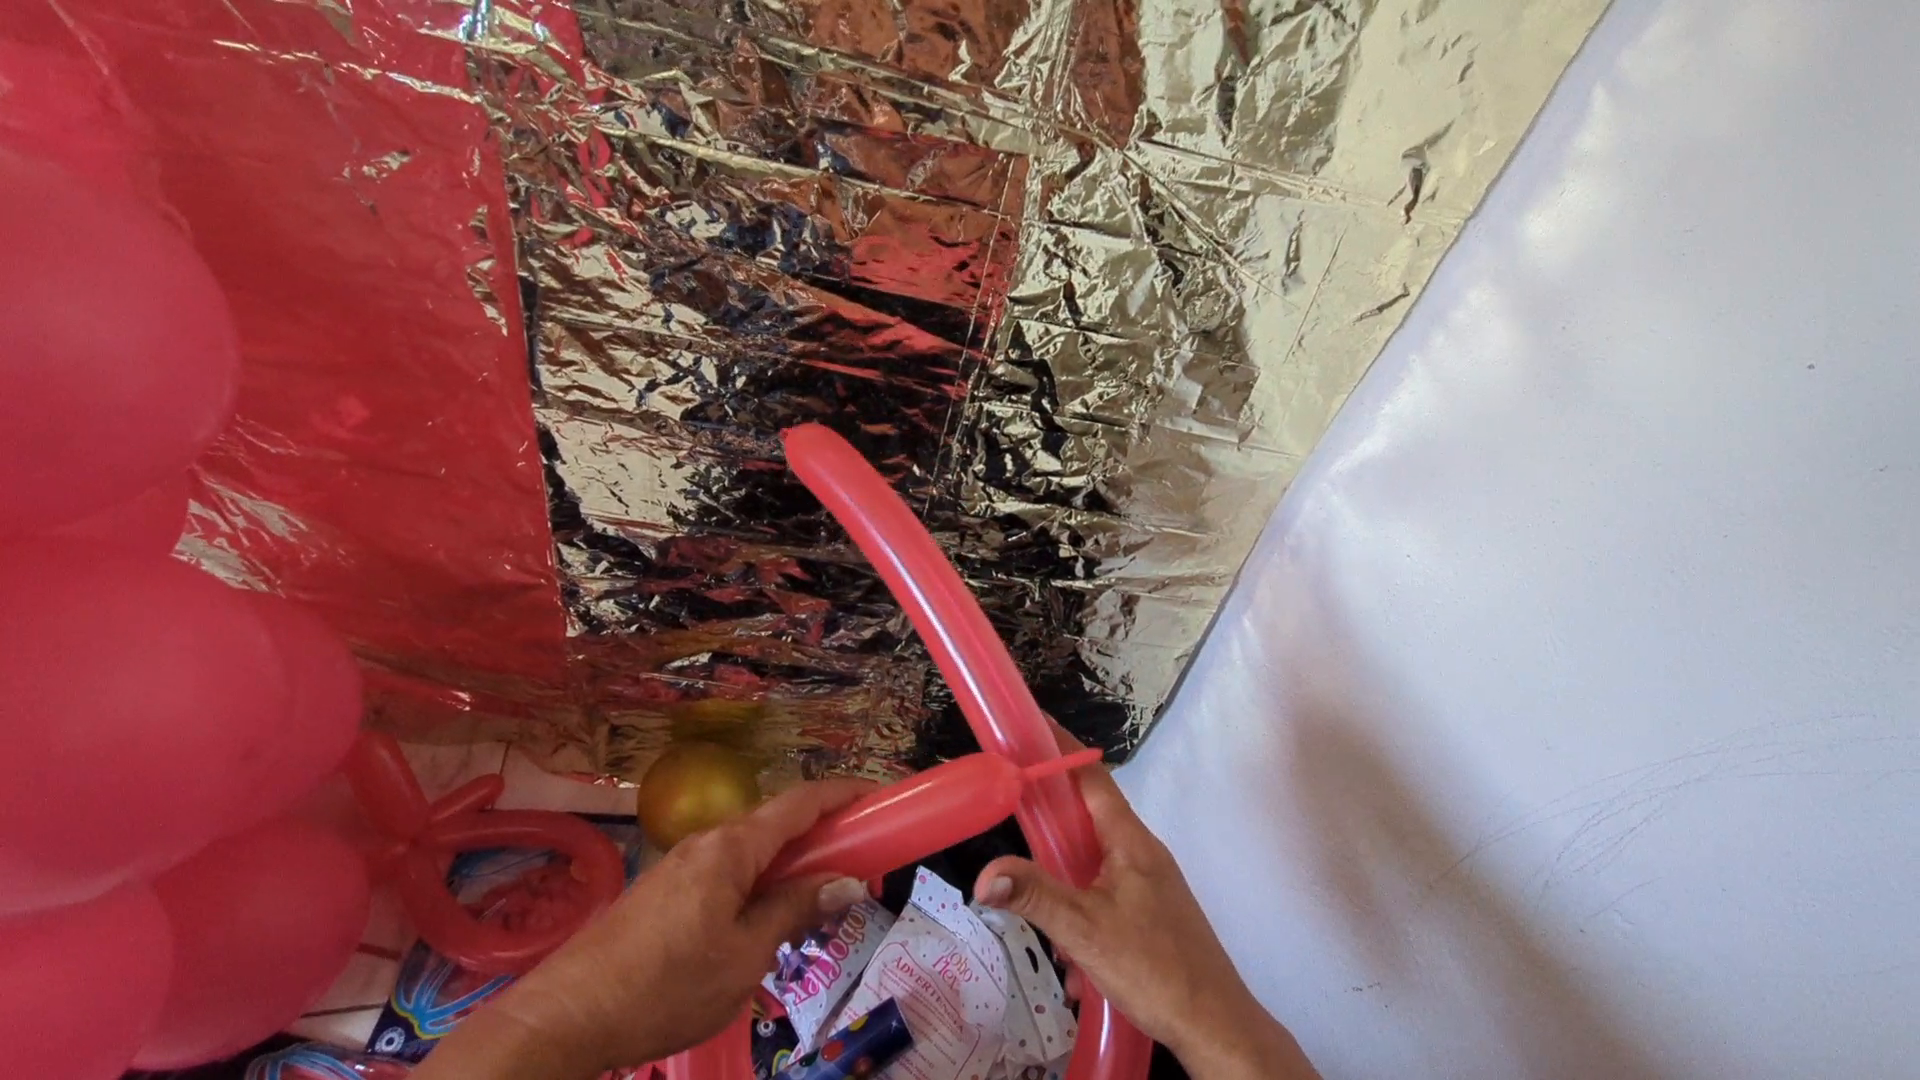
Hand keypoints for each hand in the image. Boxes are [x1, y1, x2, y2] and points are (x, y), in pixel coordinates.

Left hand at [415, 779, 874, 1079]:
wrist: (566, 1017)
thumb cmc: (666, 987)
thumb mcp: (745, 957)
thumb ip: (795, 911)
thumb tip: (844, 883)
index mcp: (732, 847)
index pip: (801, 802)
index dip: (844, 792)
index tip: (880, 796)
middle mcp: (708, 842)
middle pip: (779, 823)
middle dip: (824, 836)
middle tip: (859, 866)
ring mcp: (683, 863)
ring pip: (753, 850)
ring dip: (791, 864)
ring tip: (817, 902)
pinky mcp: (666, 889)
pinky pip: (728, 870)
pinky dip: (761, 881)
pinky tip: (764, 920)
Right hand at [973, 731, 1319, 1079]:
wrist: (1217, 1026)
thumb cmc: (1153, 967)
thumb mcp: (1084, 930)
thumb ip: (1034, 896)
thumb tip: (983, 875)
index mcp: (1130, 840)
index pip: (1091, 776)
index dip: (1061, 748)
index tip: (1030, 726)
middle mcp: (1142, 852)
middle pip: (1088, 816)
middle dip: (1049, 820)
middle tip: (1012, 814)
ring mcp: (1150, 883)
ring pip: (1094, 863)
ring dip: (1063, 883)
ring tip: (1041, 917)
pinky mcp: (1152, 913)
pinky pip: (1106, 896)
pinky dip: (1082, 915)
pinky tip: (1073, 964)